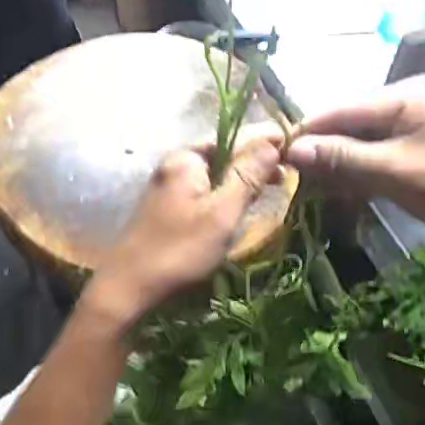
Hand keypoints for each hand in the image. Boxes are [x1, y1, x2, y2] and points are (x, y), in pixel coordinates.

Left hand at [84, 136, 284, 325]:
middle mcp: (173, 165)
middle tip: (285, 176)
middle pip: (222, 153)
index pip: (234, 136)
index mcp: (185, 158)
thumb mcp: (222, 213)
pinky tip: (239, 206)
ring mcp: (166, 187)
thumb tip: (272, 142)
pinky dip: (223, 194)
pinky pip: (202, 191)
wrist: (128, 288)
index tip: (296, 151)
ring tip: (270, 188)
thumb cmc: (180, 250)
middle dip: (254, 161)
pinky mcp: (165, 208)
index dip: (266, 142)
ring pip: (213, 174)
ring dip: (240, 179)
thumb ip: (247, 175)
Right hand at [284, 75, 424, 250]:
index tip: (274, 163)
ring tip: (317, 194)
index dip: (304, 137)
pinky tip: (352, 193)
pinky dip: (367, 172)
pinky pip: (387, 154)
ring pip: (367, 142)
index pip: (337, 110)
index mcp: (405, 93)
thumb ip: (340, 158)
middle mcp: (414, 98)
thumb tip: (290, 150)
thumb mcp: (394, 172)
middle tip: (294, 186)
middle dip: (322, 154)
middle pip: (351, 125)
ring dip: (343, 167)